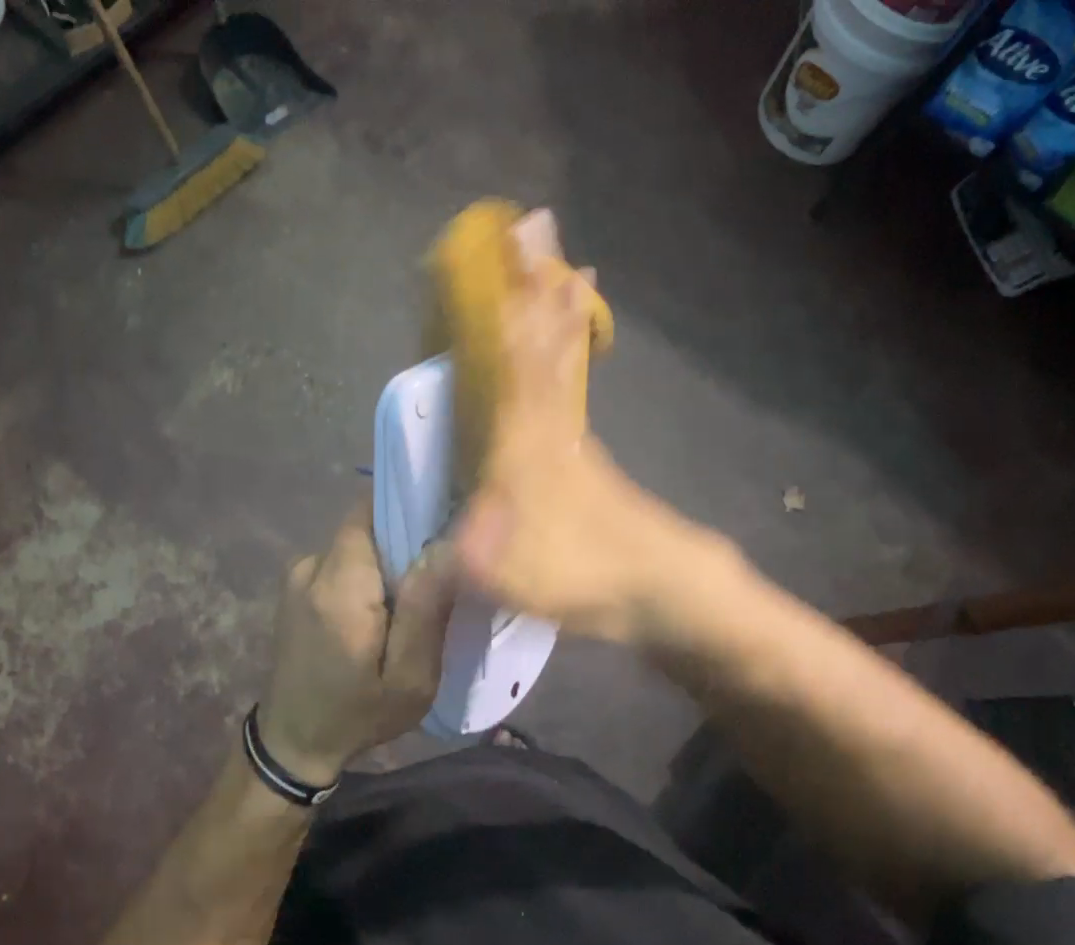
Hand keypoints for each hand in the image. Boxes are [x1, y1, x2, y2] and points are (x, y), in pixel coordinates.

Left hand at [257, 500, 458, 786]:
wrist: (293, 742)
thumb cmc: (357, 714)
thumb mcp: (409, 678)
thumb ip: (427, 609)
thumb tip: (446, 544)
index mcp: (340, 585)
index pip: (373, 509)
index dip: (411, 511)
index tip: (445, 533)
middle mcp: (312, 567)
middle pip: (368, 527)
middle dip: (404, 546)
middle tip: (436, 584)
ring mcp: (298, 575)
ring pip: (357, 547)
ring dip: (385, 567)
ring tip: (409, 607)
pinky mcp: (296, 588)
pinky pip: (341, 564)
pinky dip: (365, 580)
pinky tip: (380, 616)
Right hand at [452, 216, 733, 644]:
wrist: (659, 590)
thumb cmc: (575, 570)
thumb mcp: (494, 572)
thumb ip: (448, 559)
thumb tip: (415, 562)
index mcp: (521, 439)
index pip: (512, 352)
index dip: (510, 297)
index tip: (515, 237)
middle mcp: (549, 427)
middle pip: (544, 340)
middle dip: (538, 283)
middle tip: (542, 225)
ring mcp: (576, 445)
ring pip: (565, 364)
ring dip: (562, 315)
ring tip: (572, 271)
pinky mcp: (593, 469)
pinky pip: (571, 397)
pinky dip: (570, 362)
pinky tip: (570, 363)